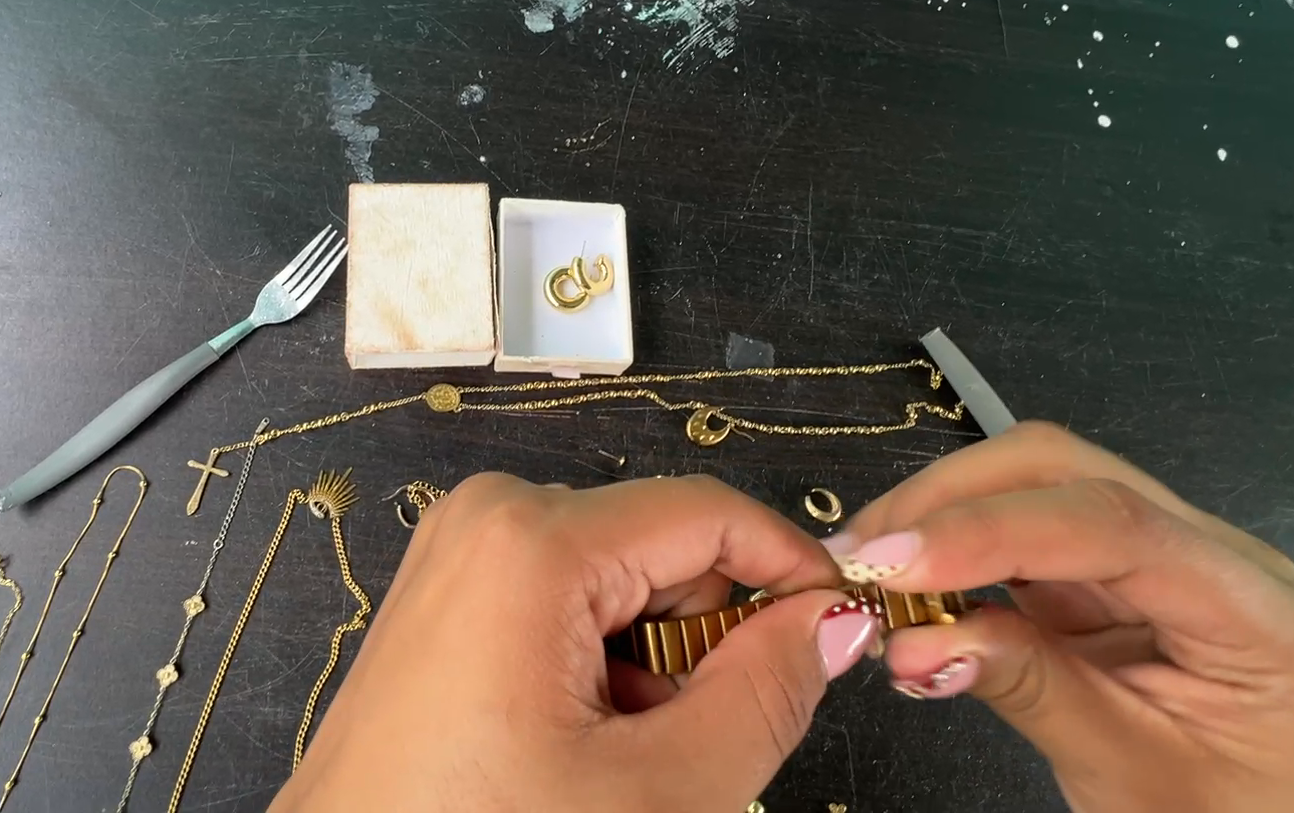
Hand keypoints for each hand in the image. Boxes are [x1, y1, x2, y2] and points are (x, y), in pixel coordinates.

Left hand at [273, 474, 881, 812]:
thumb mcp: (652, 792)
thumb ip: (761, 694)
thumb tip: (833, 621)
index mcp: (536, 537)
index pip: (704, 512)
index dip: (787, 564)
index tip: (840, 625)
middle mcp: (495, 508)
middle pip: (655, 541)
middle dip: (703, 630)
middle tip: (698, 733)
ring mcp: (466, 534)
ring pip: (613, 567)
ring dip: (649, 650)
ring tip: (619, 744)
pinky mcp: (454, 568)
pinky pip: (561, 581)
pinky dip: (597, 645)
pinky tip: (575, 722)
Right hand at [829, 421, 1293, 812]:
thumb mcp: (1132, 778)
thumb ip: (1025, 689)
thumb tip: (904, 641)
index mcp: (1267, 619)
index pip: (1112, 525)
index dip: (988, 530)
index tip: (889, 563)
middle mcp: (1216, 555)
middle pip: (1058, 469)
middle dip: (946, 500)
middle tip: (862, 555)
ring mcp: (1157, 549)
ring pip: (1026, 478)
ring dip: (934, 510)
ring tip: (869, 563)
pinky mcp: (1103, 563)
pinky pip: (1012, 519)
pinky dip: (948, 538)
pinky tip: (907, 571)